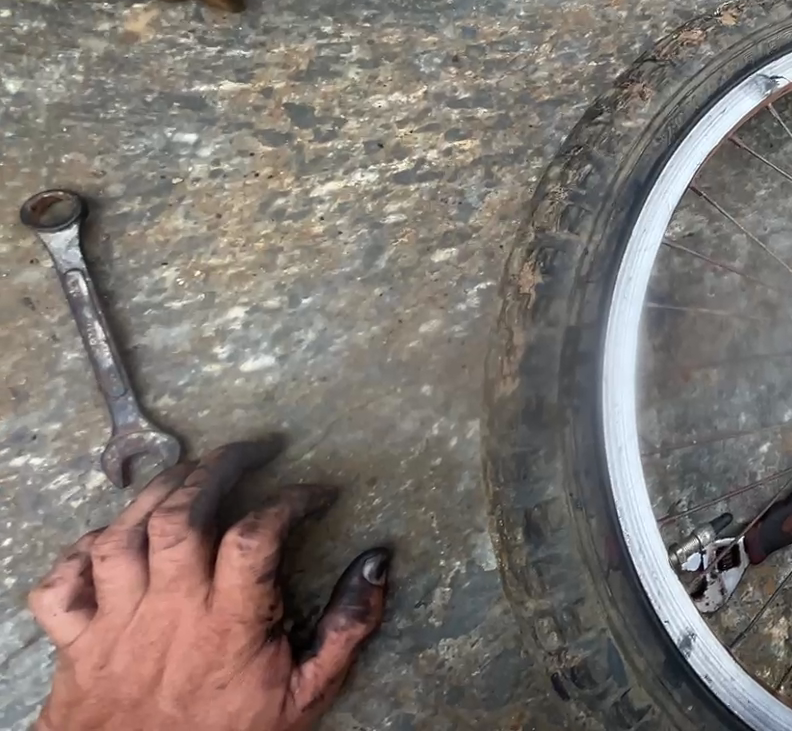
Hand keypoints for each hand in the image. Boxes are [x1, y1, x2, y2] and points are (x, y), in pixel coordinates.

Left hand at [27, 439, 389, 730]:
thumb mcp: (308, 694)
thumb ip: (349, 627)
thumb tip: (378, 561)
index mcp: (228, 621)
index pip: (258, 533)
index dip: (294, 499)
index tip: (320, 494)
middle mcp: (166, 611)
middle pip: (180, 516)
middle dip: (219, 468)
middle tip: (254, 450)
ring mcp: (111, 626)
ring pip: (121, 536)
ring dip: (158, 492)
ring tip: (193, 472)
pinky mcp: (72, 646)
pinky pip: (59, 585)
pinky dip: (84, 550)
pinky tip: (118, 535)